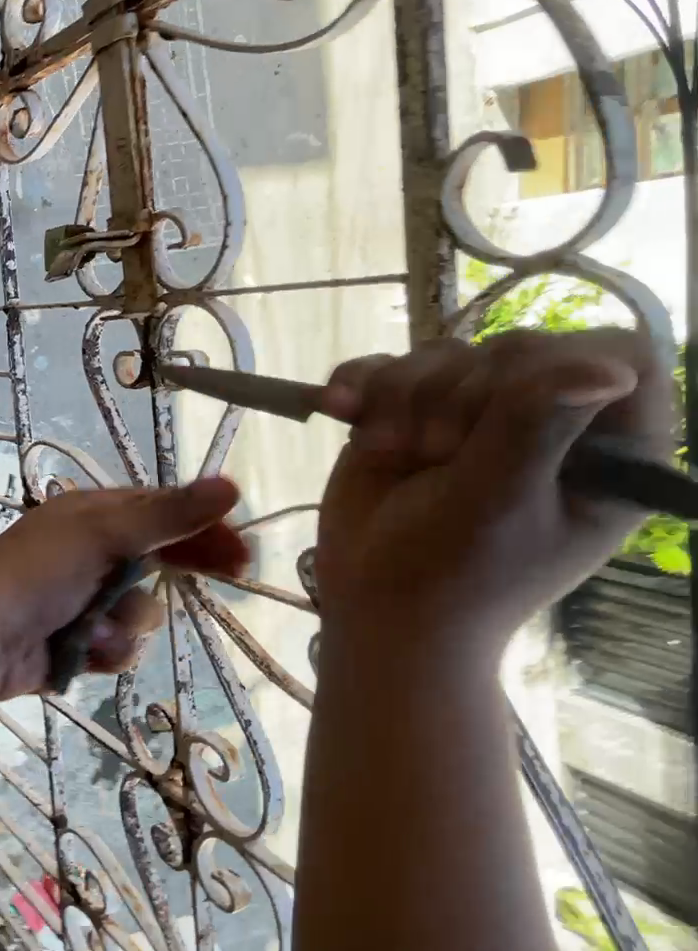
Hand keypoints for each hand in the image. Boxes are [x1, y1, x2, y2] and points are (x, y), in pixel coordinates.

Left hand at [0, 477, 249, 697]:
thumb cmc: (37, 574)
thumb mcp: (101, 533)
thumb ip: (166, 515)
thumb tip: (231, 484)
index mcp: (87, 515)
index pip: (159, 513)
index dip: (202, 528)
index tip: (244, 553)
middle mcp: (87, 553)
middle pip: (157, 561)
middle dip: (178, 573)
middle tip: (230, 579)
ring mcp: (82, 599)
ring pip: (142, 611)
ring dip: (127, 621)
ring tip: (97, 624)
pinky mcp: (77, 641)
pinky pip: (121, 647)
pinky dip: (108, 650)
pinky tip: (86, 650)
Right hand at [314, 328, 673, 652]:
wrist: (374, 600)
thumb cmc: (455, 569)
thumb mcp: (498, 503)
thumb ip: (536, 429)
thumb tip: (603, 369)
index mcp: (604, 447)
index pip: (612, 356)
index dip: (555, 366)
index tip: (503, 411)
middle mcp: (540, 420)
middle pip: (510, 350)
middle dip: (456, 396)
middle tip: (434, 455)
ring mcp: (463, 417)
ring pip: (438, 355)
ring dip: (397, 397)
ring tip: (386, 452)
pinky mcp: (400, 416)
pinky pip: (378, 367)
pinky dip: (352, 385)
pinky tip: (337, 411)